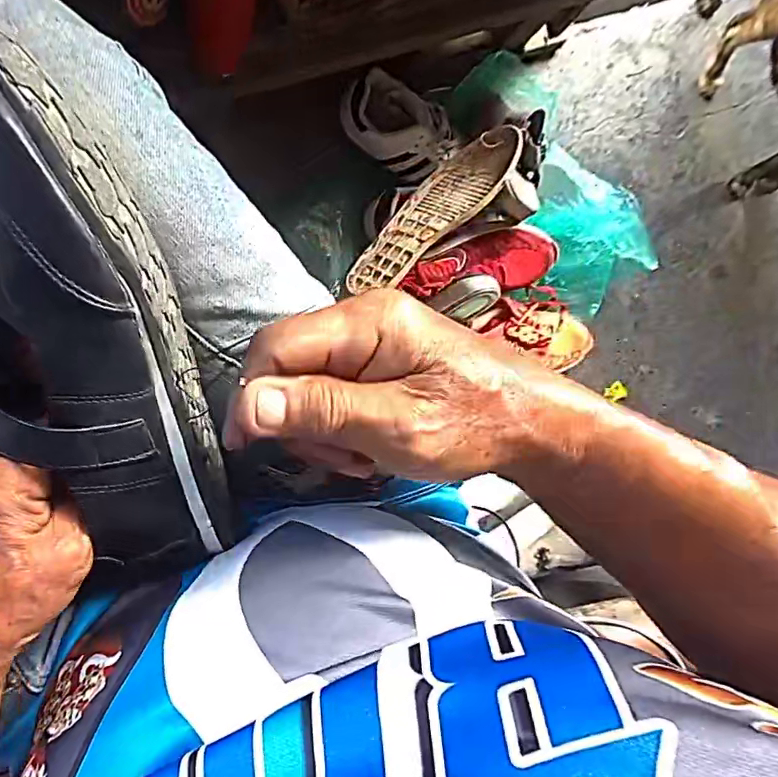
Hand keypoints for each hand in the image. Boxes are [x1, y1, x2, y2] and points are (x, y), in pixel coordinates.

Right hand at [224, 290, 578, 481]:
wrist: (531, 425)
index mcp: (367, 322)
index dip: (251, 395)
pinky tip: (365, 446)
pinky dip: (337, 426)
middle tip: (334, 455)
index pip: (276, 346)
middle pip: (287, 365)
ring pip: (305, 383)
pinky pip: (331, 391)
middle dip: (296, 418)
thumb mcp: (396, 425)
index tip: (246, 441)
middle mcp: (363, 320)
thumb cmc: (478, 423)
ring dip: (319, 429)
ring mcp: (370, 341)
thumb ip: (322, 410)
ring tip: (360, 455)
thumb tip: (250, 403)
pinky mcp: (377, 362)